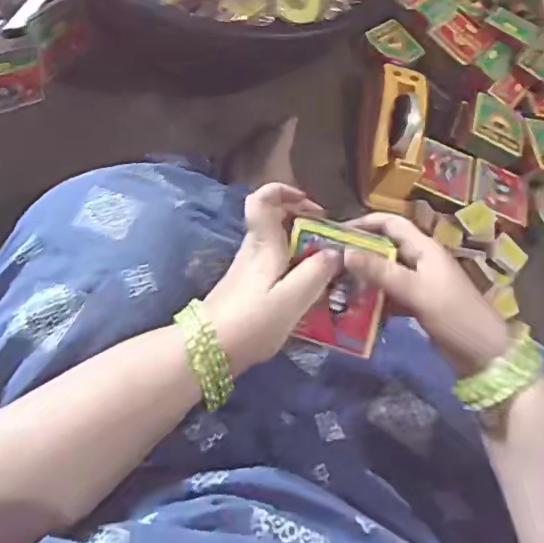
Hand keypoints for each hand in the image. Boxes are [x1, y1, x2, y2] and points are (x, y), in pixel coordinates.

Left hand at [201, 183, 340, 367]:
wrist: (208, 350)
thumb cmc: (252, 320)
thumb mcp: (292, 298)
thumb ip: (317, 272)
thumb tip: (335, 252)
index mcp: (263, 242)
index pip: (262, 198)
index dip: (285, 191)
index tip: (311, 206)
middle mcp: (254, 248)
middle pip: (275, 218)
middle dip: (304, 222)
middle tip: (329, 241)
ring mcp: (248, 267)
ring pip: (278, 243)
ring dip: (303, 248)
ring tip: (328, 269)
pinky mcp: (248, 286)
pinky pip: (276, 264)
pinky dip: (294, 267)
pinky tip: (310, 290)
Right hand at [344, 212, 513, 375]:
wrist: (486, 357)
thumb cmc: (455, 316)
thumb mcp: (416, 291)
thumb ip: (381, 271)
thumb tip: (344, 251)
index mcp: (425, 248)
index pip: (392, 223)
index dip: (365, 222)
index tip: (337, 232)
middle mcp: (421, 261)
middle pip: (386, 247)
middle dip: (360, 251)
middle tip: (330, 262)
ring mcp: (420, 284)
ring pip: (386, 272)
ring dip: (364, 276)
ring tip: (337, 284)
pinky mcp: (419, 305)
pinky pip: (390, 294)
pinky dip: (374, 298)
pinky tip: (356, 307)